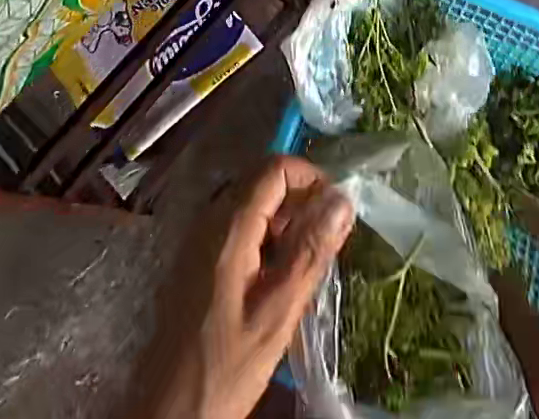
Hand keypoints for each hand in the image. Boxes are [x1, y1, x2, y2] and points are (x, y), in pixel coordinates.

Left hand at [128, 156, 354, 418]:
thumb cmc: (225, 368)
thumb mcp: (278, 314)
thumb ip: (311, 252)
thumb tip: (343, 199)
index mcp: (228, 231)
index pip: (274, 168)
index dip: (310, 177)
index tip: (334, 210)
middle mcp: (208, 225)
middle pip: (262, 180)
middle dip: (300, 197)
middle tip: (324, 237)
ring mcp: (197, 243)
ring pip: (251, 202)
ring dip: (285, 217)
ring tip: (305, 259)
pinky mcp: (195, 263)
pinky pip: (237, 226)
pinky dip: (266, 235)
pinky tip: (277, 275)